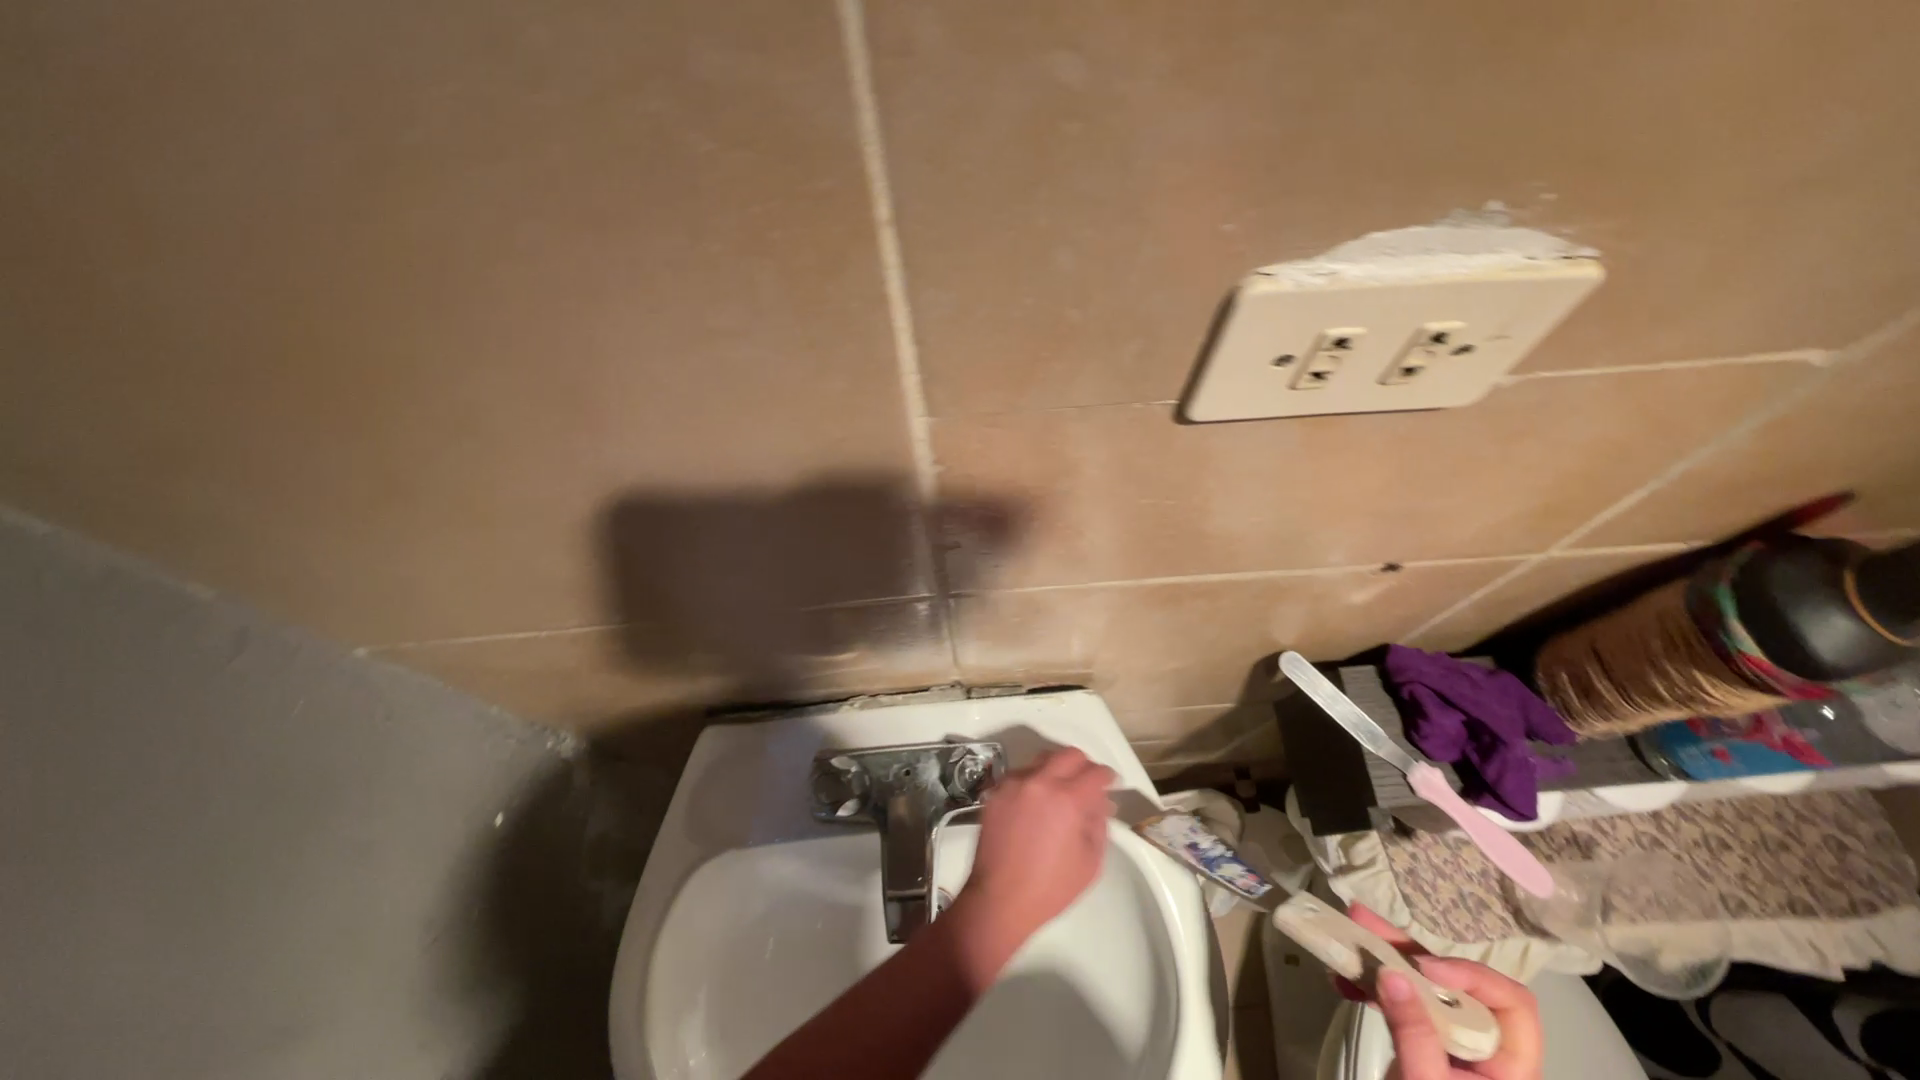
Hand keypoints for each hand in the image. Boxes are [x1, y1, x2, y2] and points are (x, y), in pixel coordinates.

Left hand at [953, 748, 1115, 945]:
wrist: (1000, 899)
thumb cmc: (1051, 887)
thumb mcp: (1091, 861)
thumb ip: (1098, 823)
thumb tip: (1100, 802)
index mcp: (1068, 799)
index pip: (1096, 773)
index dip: (1108, 778)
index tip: (1110, 785)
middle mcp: (1040, 783)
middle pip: (1069, 754)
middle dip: (1084, 766)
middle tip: (1088, 785)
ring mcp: (1014, 785)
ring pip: (1042, 760)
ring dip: (1057, 771)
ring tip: (1060, 794)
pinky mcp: (995, 794)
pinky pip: (1020, 776)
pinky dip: (1034, 782)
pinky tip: (1036, 804)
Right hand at [1339, 904, 1544, 1079]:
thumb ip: (1414, 1036)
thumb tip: (1393, 974)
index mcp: (1512, 1067)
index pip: (1513, 1005)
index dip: (1473, 977)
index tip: (1424, 970)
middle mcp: (1486, 1048)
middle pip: (1457, 985)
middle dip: (1408, 952)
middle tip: (1363, 922)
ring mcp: (1450, 1045)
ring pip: (1423, 988)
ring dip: (1382, 961)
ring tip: (1344, 936)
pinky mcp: (1420, 1045)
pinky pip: (1400, 1003)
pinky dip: (1372, 987)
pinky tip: (1343, 980)